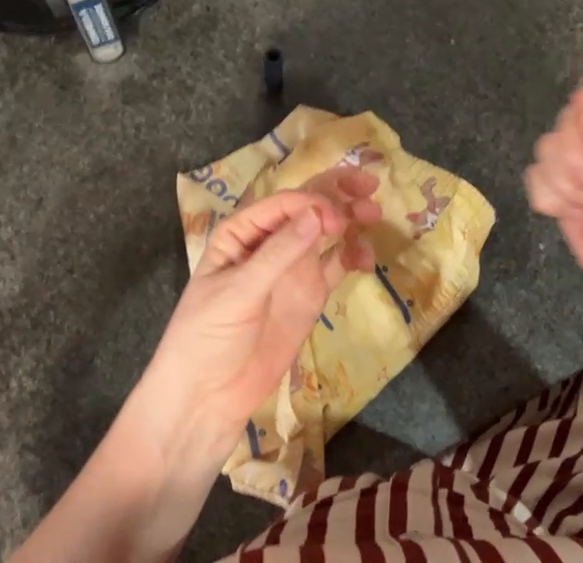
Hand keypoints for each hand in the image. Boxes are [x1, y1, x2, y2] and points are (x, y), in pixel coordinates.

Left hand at [140, 168, 380, 456]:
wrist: (208, 397)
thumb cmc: (207, 337)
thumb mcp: (239, 292)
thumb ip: (279, 254)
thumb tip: (317, 214)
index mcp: (242, 233)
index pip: (283, 204)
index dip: (312, 203)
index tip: (335, 220)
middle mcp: (270, 242)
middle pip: (308, 207)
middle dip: (338, 193)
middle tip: (370, 186)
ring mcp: (292, 267)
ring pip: (326, 231)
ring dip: (350, 218)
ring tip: (375, 215)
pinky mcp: (310, 293)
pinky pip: (336, 265)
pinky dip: (353, 255)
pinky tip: (366, 258)